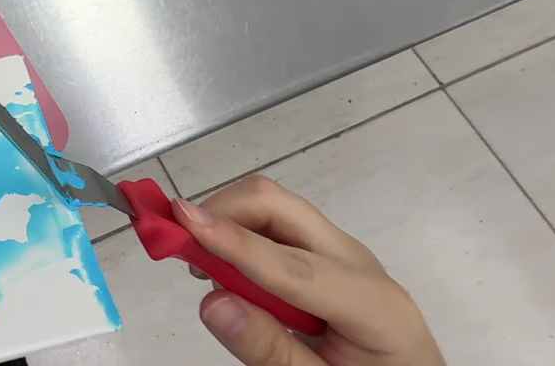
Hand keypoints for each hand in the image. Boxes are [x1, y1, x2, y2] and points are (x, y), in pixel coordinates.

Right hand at [175, 174, 443, 365]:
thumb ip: (270, 351)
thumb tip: (212, 302)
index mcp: (373, 306)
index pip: (292, 265)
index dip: (232, 241)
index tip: (180, 219)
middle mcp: (358, 263)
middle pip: (276, 205)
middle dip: (221, 211)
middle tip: (181, 242)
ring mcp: (340, 249)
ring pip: (269, 203)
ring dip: (226, 220)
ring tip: (207, 268)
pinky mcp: (321, 246)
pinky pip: (270, 219)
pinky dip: (236, 230)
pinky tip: (230, 270)